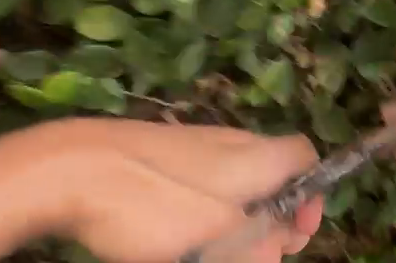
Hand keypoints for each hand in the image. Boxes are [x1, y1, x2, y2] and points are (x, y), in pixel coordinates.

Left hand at [44, 118, 324, 262]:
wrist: (83, 167)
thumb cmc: (155, 201)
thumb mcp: (213, 234)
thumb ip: (254, 241)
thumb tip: (278, 245)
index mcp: (258, 155)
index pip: (306, 159)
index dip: (311, 197)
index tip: (297, 233)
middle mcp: (239, 143)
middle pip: (276, 176)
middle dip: (274, 218)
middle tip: (258, 254)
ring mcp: (204, 148)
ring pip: (241, 184)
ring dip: (241, 220)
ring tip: (217, 253)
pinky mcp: (173, 158)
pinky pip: (210, 185)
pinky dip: (211, 212)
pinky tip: (183, 239)